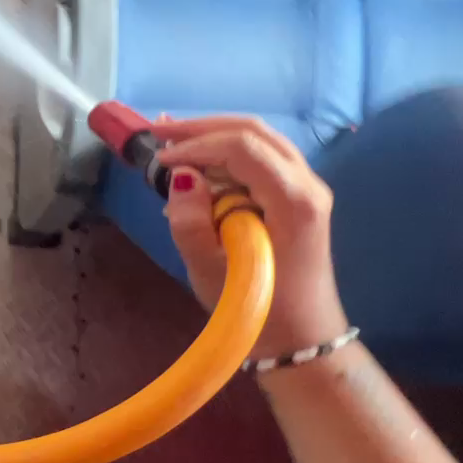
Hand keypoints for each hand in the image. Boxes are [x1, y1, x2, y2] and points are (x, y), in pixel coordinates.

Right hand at [153, 115, 350, 359]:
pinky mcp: (294, 196)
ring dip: (212, 133)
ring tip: (168, 136)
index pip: (243, 148)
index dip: (196, 145)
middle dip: (201, 127)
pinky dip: (224, 149)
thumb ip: (190, 219)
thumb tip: (180, 176)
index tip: (160, 161)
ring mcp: (305, 187)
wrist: (298, 335)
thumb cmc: (253, 305)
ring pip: (259, 138)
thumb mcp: (209, 268)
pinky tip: (194, 155)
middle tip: (155, 130)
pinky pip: (259, 156)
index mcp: (293, 201)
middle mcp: (307, 184)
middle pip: (254, 132)